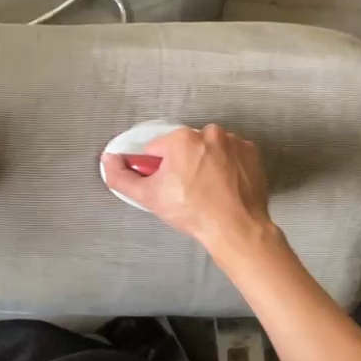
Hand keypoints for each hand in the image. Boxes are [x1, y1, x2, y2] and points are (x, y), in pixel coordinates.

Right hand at [101, 124, 274, 253]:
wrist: (236, 228)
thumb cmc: (191, 211)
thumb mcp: (148, 197)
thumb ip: (121, 177)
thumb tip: (108, 160)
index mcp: (181, 138)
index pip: (157, 150)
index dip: (157, 171)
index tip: (168, 188)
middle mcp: (209, 132)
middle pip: (184, 148)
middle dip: (182, 166)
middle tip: (187, 192)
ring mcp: (234, 142)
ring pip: (208, 150)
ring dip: (205, 165)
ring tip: (207, 192)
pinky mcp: (252, 153)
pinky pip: (231, 156)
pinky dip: (226, 168)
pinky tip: (224, 187)